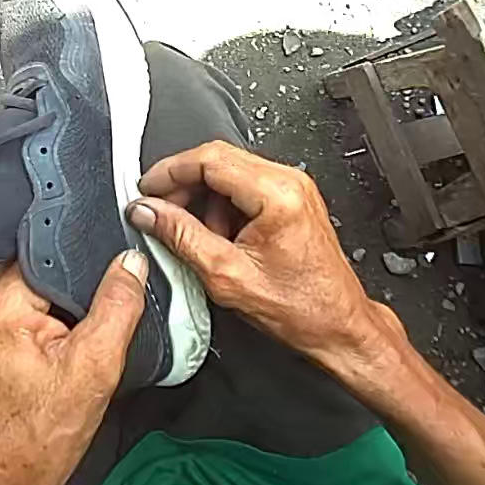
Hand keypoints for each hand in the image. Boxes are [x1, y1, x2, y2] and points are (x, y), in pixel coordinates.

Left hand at [0, 250, 146, 484]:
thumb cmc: (38, 439)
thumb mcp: (94, 366)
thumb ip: (117, 305)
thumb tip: (132, 262)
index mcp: (4, 300)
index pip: (52, 243)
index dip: (90, 245)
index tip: (121, 249)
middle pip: (49, 260)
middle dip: (86, 271)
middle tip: (118, 288)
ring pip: (48, 284)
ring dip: (77, 295)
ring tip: (102, 315)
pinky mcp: (4, 335)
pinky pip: (41, 305)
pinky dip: (66, 312)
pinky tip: (84, 332)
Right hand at [128, 141, 398, 375]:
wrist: (338, 326)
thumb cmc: (299, 308)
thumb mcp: (224, 274)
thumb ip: (180, 235)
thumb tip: (147, 211)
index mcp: (276, 194)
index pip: (208, 159)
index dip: (169, 171)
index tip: (146, 189)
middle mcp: (289, 182)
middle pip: (217, 159)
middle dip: (181, 184)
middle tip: (158, 210)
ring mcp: (292, 188)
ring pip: (227, 172)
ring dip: (201, 197)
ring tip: (196, 235)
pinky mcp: (291, 198)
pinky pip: (243, 186)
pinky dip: (220, 206)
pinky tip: (217, 237)